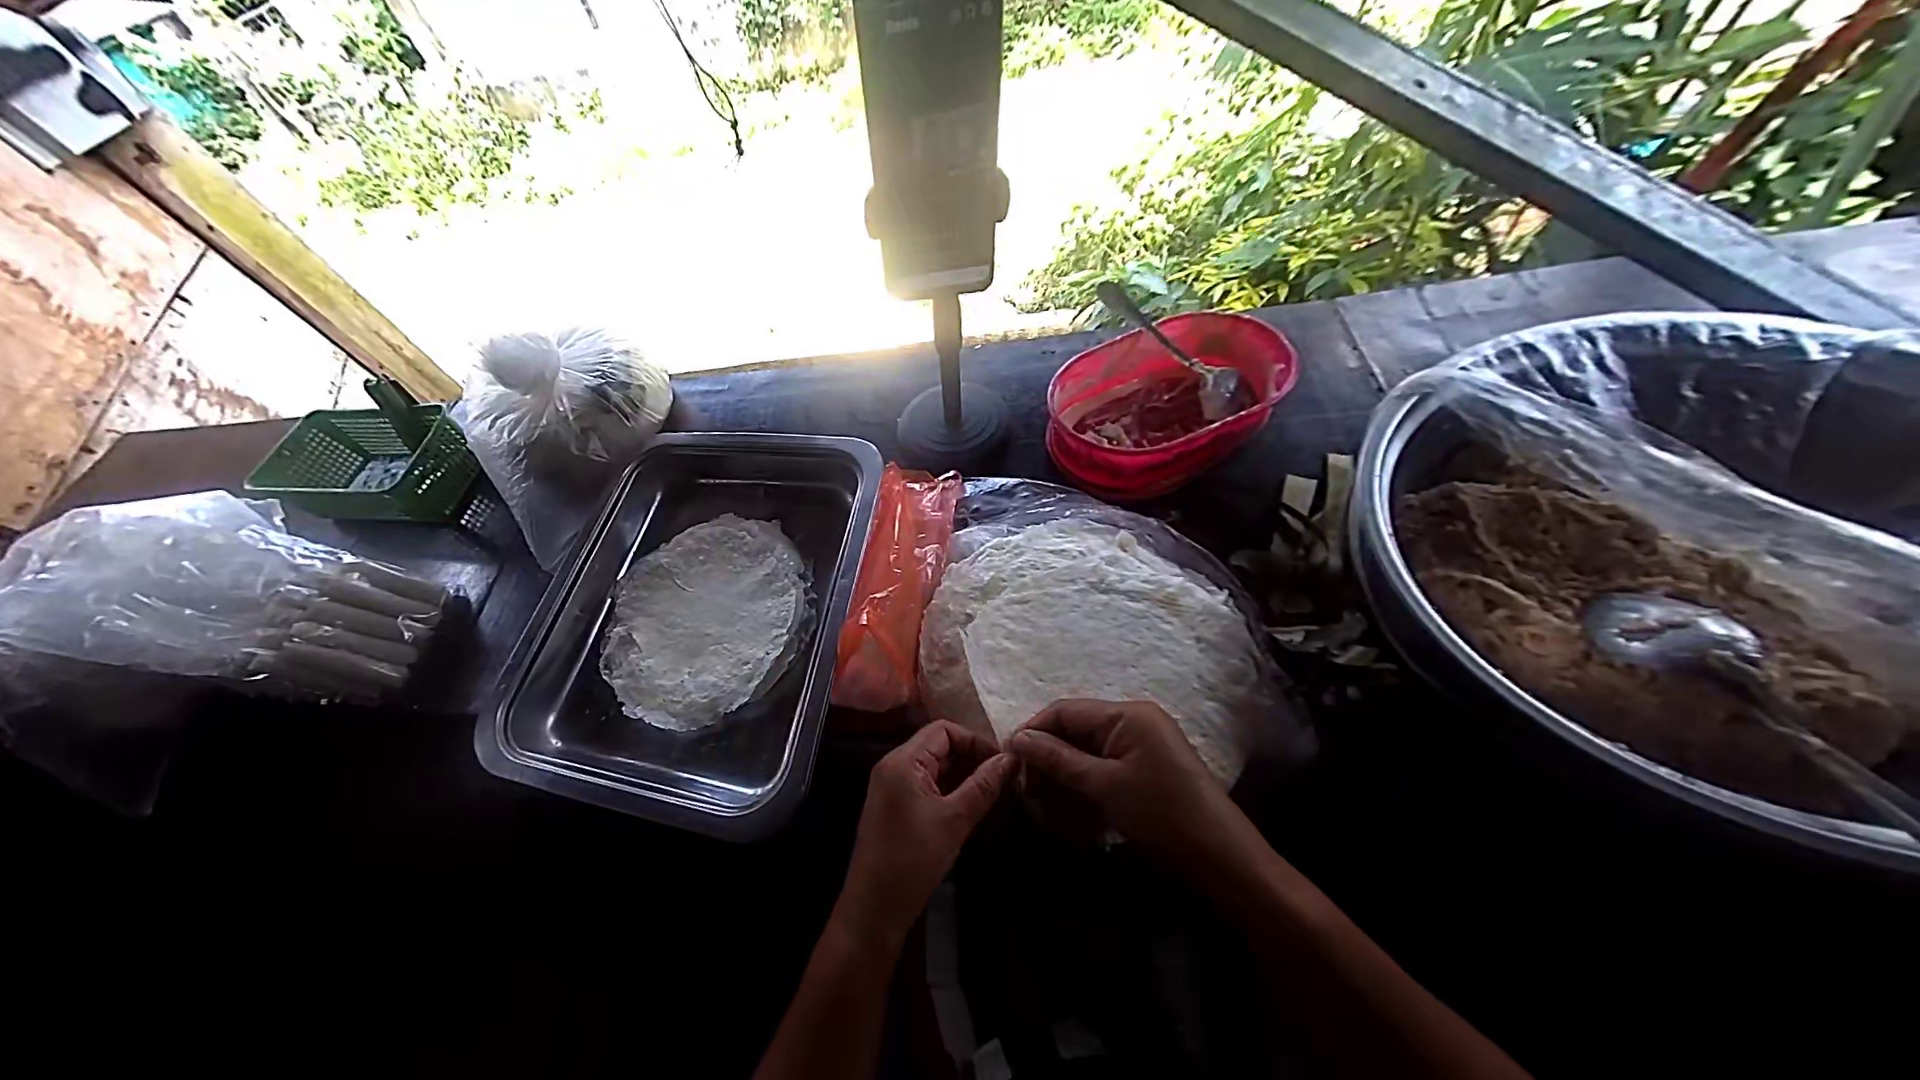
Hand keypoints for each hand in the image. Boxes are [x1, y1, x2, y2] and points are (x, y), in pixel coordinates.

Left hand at [836, 720, 1014, 948]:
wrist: (874, 909)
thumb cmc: (912, 859)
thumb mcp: (955, 820)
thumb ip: (984, 785)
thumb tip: (1012, 758)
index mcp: (902, 761)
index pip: (943, 730)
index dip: (975, 741)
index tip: (1003, 762)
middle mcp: (894, 766)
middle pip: (939, 746)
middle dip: (972, 758)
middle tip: (1004, 777)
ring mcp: (892, 788)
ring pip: (934, 767)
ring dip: (963, 775)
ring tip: (994, 791)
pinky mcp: (895, 808)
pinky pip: (927, 786)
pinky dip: (950, 790)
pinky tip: (972, 806)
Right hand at [1009, 699, 1265, 888]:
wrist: (1220, 854)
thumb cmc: (1160, 813)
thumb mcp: (1103, 785)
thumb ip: (1058, 758)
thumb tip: (1018, 738)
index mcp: (1127, 713)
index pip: (1065, 710)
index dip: (1034, 730)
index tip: (1009, 758)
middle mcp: (1135, 718)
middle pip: (1077, 727)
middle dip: (1049, 755)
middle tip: (1028, 788)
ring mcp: (1144, 741)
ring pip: (1089, 747)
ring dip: (1066, 771)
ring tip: (1047, 800)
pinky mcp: (1148, 763)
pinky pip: (1107, 762)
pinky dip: (1087, 780)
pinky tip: (1075, 804)